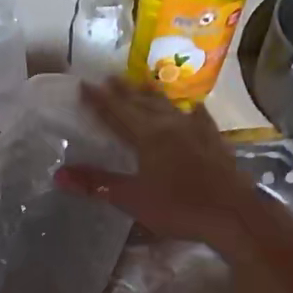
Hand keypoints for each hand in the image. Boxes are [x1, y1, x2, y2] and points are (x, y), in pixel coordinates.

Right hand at [55, 79, 271, 250]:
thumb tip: (59, 174)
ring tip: (142, 83)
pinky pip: (198, 118)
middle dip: (123, 91)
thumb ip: (97, 184)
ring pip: (169, 106)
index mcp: (147, 136)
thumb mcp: (132, 199)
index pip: (116, 113)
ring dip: (152, 95)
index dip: (98, 100)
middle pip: (142, 103)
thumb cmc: (179, 207)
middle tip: (109, 78)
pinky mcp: (216, 142)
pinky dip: (188, 111)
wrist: (234, 214)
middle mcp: (171, 125)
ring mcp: (197, 131)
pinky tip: (191, 108)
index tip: (84, 85)